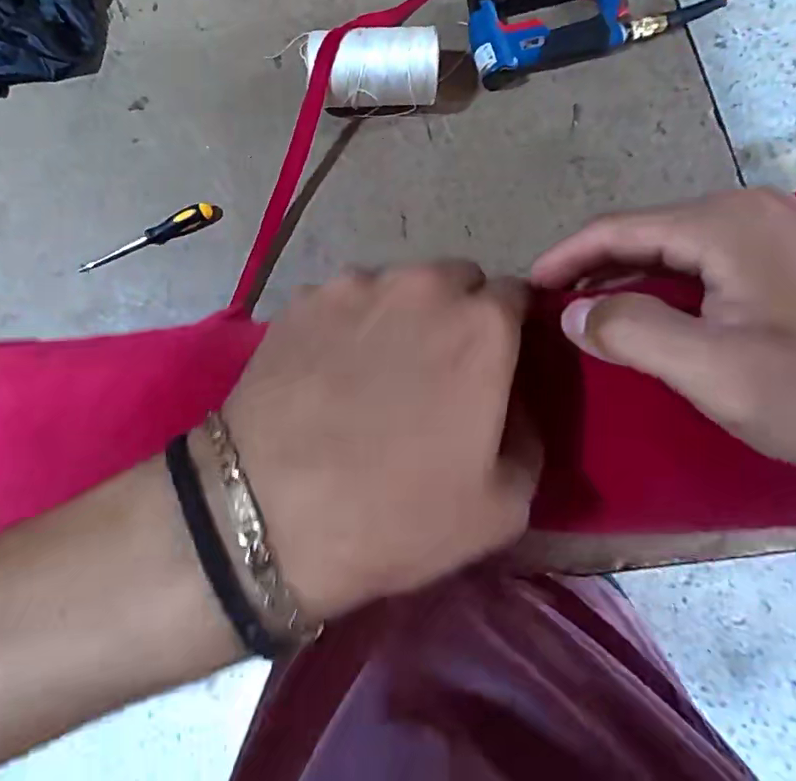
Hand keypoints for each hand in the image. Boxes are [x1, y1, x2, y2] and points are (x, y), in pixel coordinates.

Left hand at [218, 261, 538, 621]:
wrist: (265, 514)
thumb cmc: (395, 514)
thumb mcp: (502, 505)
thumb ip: (530, 435)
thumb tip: (516, 401)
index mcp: (482, 324)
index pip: (516, 295)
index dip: (510, 329)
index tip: (496, 363)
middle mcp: (423, 286)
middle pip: (458, 281)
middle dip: (459, 314)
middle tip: (437, 369)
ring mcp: (355, 285)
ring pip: (399, 286)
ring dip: (402, 315)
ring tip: (375, 370)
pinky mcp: (301, 298)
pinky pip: (343, 300)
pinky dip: (348, 323)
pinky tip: (327, 370)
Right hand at [531, 189, 795, 491]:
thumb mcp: (721, 372)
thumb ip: (634, 333)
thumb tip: (572, 311)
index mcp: (725, 224)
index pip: (617, 228)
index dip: (564, 258)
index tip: (523, 290)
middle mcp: (751, 212)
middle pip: (647, 234)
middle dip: (594, 270)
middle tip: (552, 311)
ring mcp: (785, 234)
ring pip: (681, 251)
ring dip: (632, 281)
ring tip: (593, 317)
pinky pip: (715, 265)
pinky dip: (674, 289)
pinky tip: (663, 319)